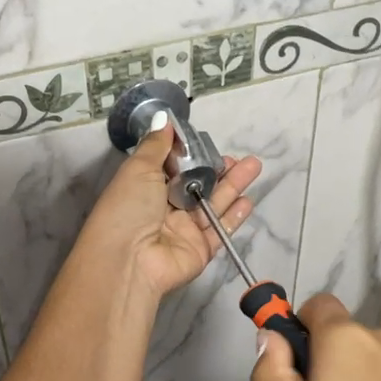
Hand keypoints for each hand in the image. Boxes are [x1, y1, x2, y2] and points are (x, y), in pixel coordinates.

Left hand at [79, 128, 262, 299]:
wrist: (128, 261)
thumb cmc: (128, 209)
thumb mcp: (138, 169)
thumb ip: (156, 145)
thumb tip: (162, 119)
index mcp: (144, 187)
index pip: (172, 167)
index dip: (189, 154)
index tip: (205, 142)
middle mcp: (164, 208)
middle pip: (197, 185)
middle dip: (217, 169)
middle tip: (236, 157)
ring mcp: (183, 230)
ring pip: (213, 204)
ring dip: (232, 185)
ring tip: (253, 166)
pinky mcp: (200, 249)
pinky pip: (220, 230)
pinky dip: (234, 215)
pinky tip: (248, 200)